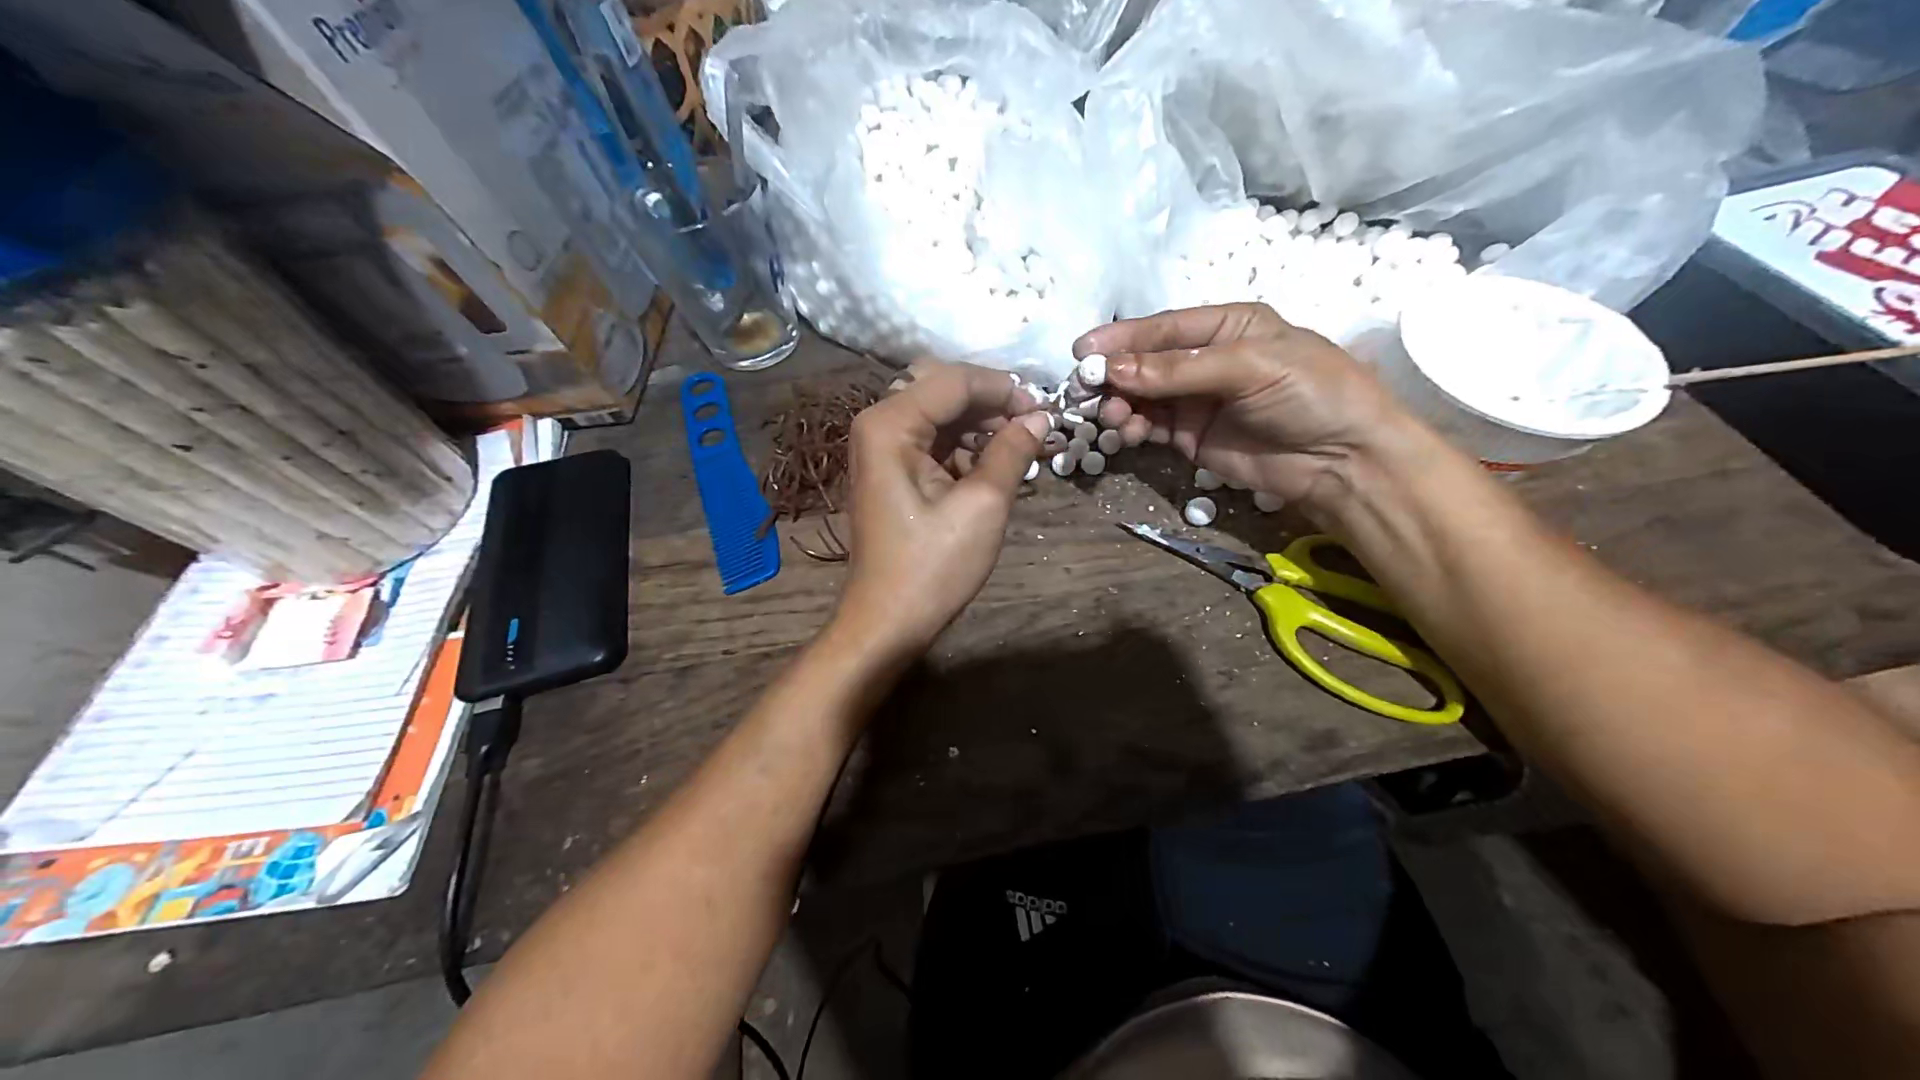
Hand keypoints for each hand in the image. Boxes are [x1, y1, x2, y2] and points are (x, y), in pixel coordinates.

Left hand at [835, 362, 1051, 659]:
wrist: (887, 623)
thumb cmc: (932, 568)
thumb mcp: (982, 506)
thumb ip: (1011, 451)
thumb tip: (1039, 418)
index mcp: (889, 424)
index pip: (955, 380)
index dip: (1004, 390)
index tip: (1045, 411)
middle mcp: (878, 425)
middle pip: (943, 389)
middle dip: (990, 404)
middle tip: (1031, 429)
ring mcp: (881, 449)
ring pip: (940, 415)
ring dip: (980, 426)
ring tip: (1020, 453)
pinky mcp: (892, 472)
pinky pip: (933, 442)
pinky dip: (965, 448)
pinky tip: (995, 468)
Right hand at [1076, 304, 1409, 508]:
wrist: (1343, 460)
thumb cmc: (1310, 393)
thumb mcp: (1250, 366)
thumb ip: (1180, 369)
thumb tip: (1115, 371)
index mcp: (1227, 326)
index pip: (1164, 328)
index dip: (1122, 338)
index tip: (1082, 352)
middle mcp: (1206, 359)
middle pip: (1145, 361)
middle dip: (1114, 374)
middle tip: (1084, 390)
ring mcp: (1195, 400)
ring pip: (1141, 396)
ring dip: (1119, 404)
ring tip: (1110, 417)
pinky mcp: (1189, 437)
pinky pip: (1149, 426)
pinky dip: (1131, 428)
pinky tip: (1125, 433)